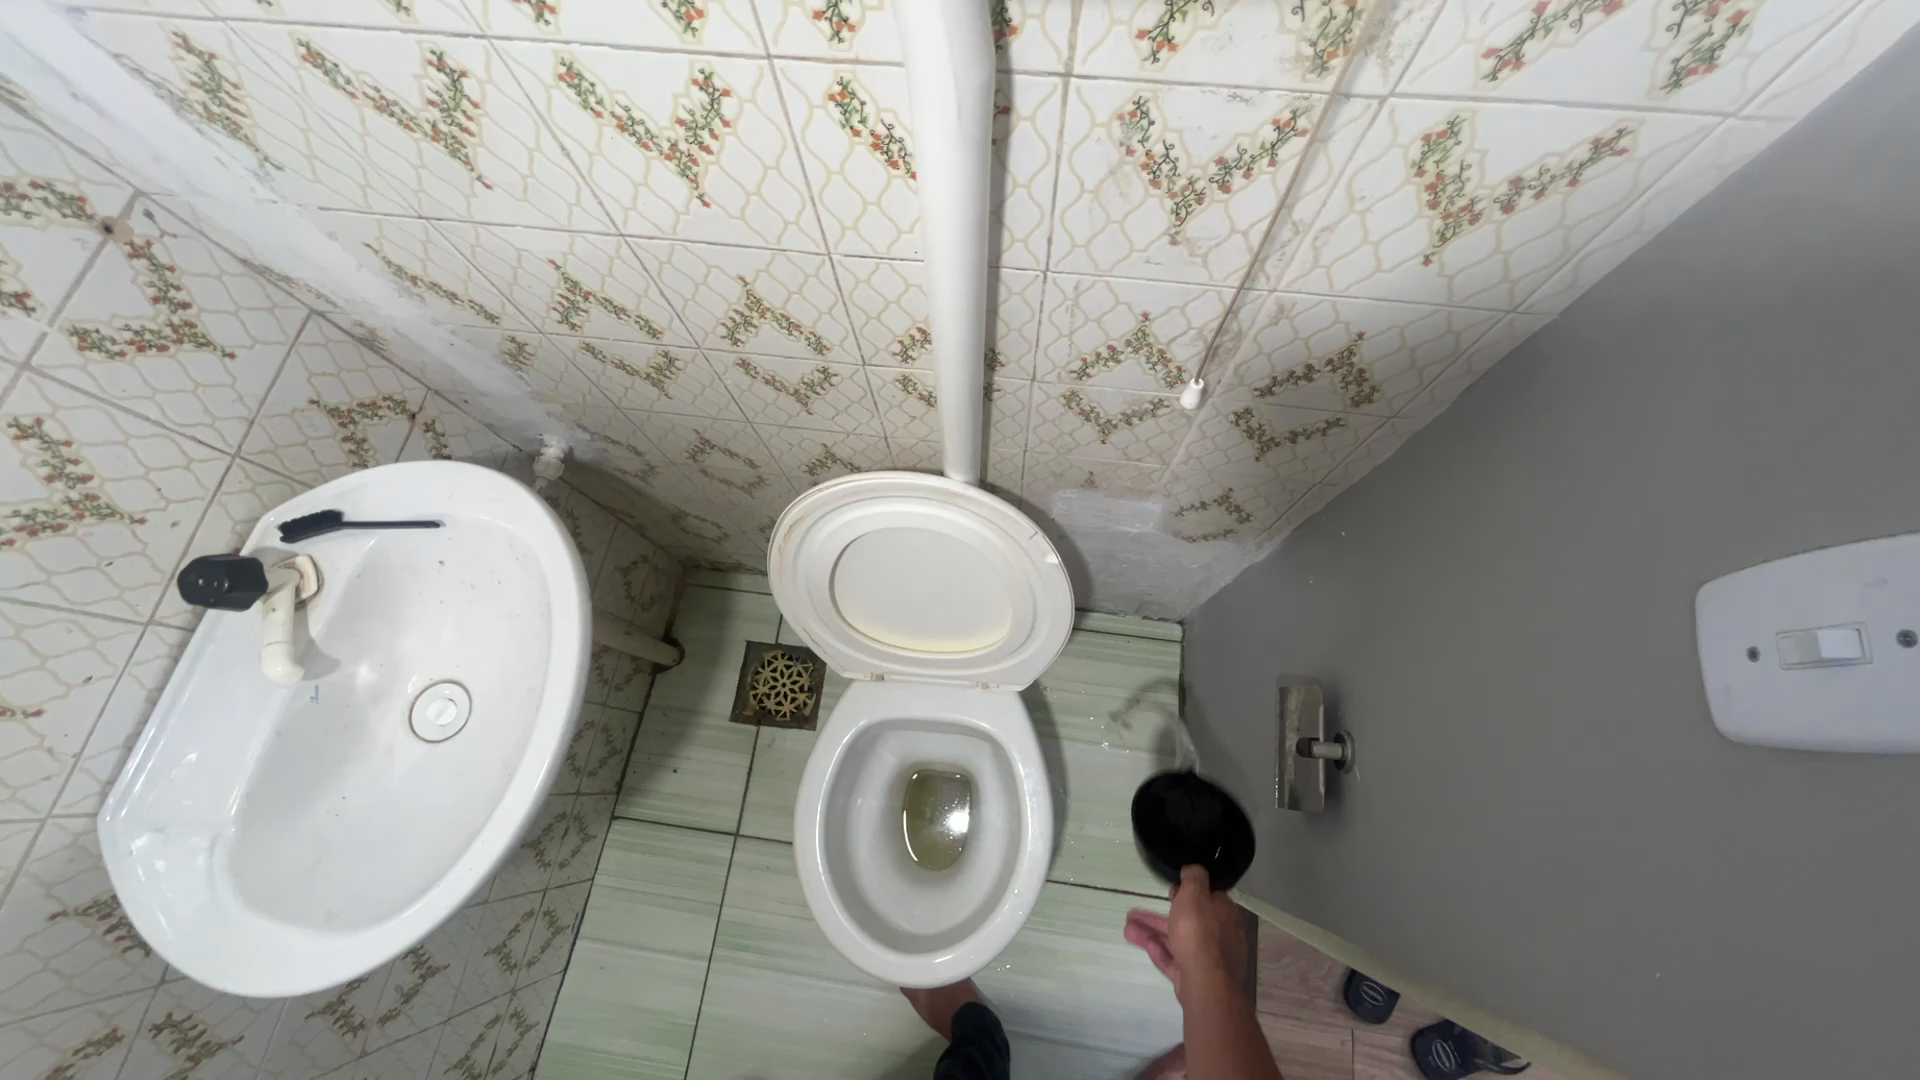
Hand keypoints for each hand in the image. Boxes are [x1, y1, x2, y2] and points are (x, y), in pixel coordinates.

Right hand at [1123, 865, 1246, 1004]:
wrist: (1205, 982)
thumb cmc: (1199, 932)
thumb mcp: (1195, 893)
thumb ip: (1193, 877)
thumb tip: (1193, 870)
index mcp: (1223, 913)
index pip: (1207, 898)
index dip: (1188, 892)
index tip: (1172, 891)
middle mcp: (1219, 935)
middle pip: (1186, 921)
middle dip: (1157, 916)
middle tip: (1134, 912)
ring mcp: (1207, 958)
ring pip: (1176, 940)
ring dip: (1151, 933)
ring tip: (1127, 930)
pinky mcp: (1195, 976)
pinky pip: (1175, 960)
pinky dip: (1161, 952)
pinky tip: (1146, 946)